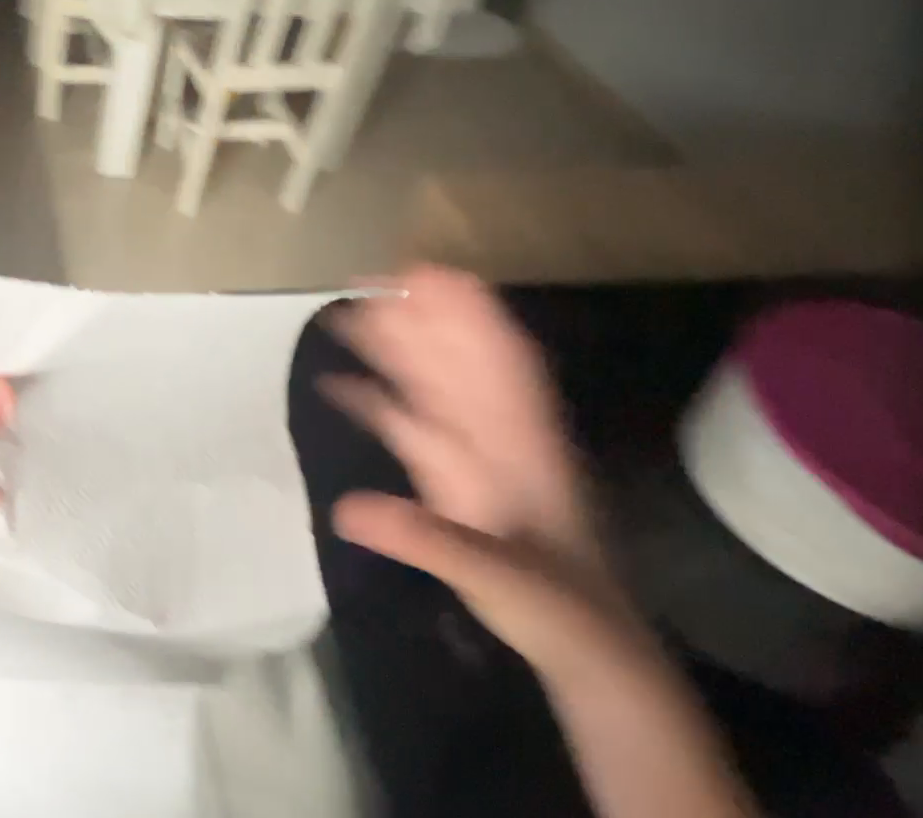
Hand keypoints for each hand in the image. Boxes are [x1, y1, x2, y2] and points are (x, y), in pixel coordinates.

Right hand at [323, 267, 651, 675]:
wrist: (583, 649)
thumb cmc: (557, 607)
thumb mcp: (495, 575)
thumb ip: (426, 538)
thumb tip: (346, 508)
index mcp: (520, 444)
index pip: (495, 361)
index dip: (463, 312)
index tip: (422, 274)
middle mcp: (495, 437)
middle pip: (455, 363)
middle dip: (416, 318)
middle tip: (365, 281)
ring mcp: (471, 456)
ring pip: (429, 386)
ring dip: (395, 350)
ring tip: (349, 314)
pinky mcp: (449, 478)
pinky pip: (407, 424)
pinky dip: (375, 400)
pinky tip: (338, 384)